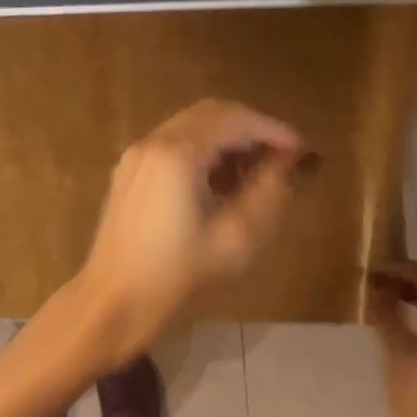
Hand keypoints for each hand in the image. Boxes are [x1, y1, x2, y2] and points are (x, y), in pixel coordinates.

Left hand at [75, 100, 312, 356]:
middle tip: (283, 160)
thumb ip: (270, 191)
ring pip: (190, 127)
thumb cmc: (178, 275)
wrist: (113, 302)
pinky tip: (221, 185)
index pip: (235, 119)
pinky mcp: (127, 174)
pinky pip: (172, 145)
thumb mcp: (237, 238)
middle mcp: (152, 143)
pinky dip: (202, 152)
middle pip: (211, 114)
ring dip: (226, 140)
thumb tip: (291, 161)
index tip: (303, 152)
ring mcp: (135, 157)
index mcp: (177, 153)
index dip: (274, 131)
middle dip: (251, 130)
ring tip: (257, 176)